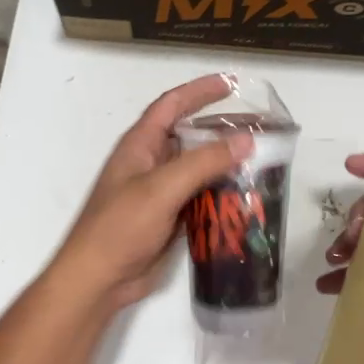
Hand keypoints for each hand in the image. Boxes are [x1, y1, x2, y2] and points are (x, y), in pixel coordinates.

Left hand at [48, 75, 253, 311]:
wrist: (99, 279)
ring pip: (199, 169)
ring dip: (227, 164)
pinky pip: (200, 198)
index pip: (172, 105)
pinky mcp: (169, 219)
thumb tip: (246, 141)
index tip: (232, 84)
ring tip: (264, 162)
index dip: (199, 91)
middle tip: (263, 130)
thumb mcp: (161, 189)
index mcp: (140, 145)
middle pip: (191, 136)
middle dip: (224, 130)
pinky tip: (247, 196)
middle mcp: (150, 163)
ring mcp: (160, 193)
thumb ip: (203, 163)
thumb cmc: (120, 227)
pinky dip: (222, 194)